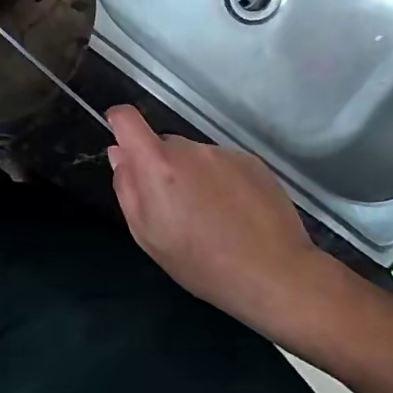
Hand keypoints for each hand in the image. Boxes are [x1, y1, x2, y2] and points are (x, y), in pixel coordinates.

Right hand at [106, 105, 324, 324]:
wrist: (273, 272)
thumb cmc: (201, 263)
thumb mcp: (148, 236)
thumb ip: (128, 189)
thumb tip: (120, 154)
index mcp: (159, 166)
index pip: (128, 120)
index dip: (118, 122)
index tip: (121, 141)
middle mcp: (192, 150)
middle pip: (164, 145)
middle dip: (161, 168)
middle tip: (174, 209)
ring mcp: (226, 153)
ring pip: (196, 158)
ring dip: (194, 177)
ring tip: (211, 217)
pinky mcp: (253, 162)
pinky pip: (223, 165)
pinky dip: (222, 183)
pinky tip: (235, 214)